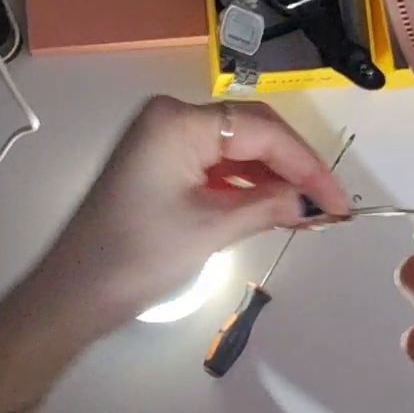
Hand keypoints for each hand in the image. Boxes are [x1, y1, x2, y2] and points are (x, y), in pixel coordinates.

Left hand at [28, 96, 350, 336]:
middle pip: (250, 133)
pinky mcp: (161, 166)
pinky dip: (245, 187)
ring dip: (271, 179)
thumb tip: (310, 201)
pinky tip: (273, 208)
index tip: (338, 201)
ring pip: (235, 151)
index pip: (260, 131)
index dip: (306, 165)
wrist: (75, 293)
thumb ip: (267, 205)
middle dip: (292, 168)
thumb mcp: (210, 229)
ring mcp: (163, 141)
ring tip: (308, 212)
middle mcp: (171, 118)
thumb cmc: (138, 256)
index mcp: (178, 121)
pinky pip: (215, 167)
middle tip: (328, 205)